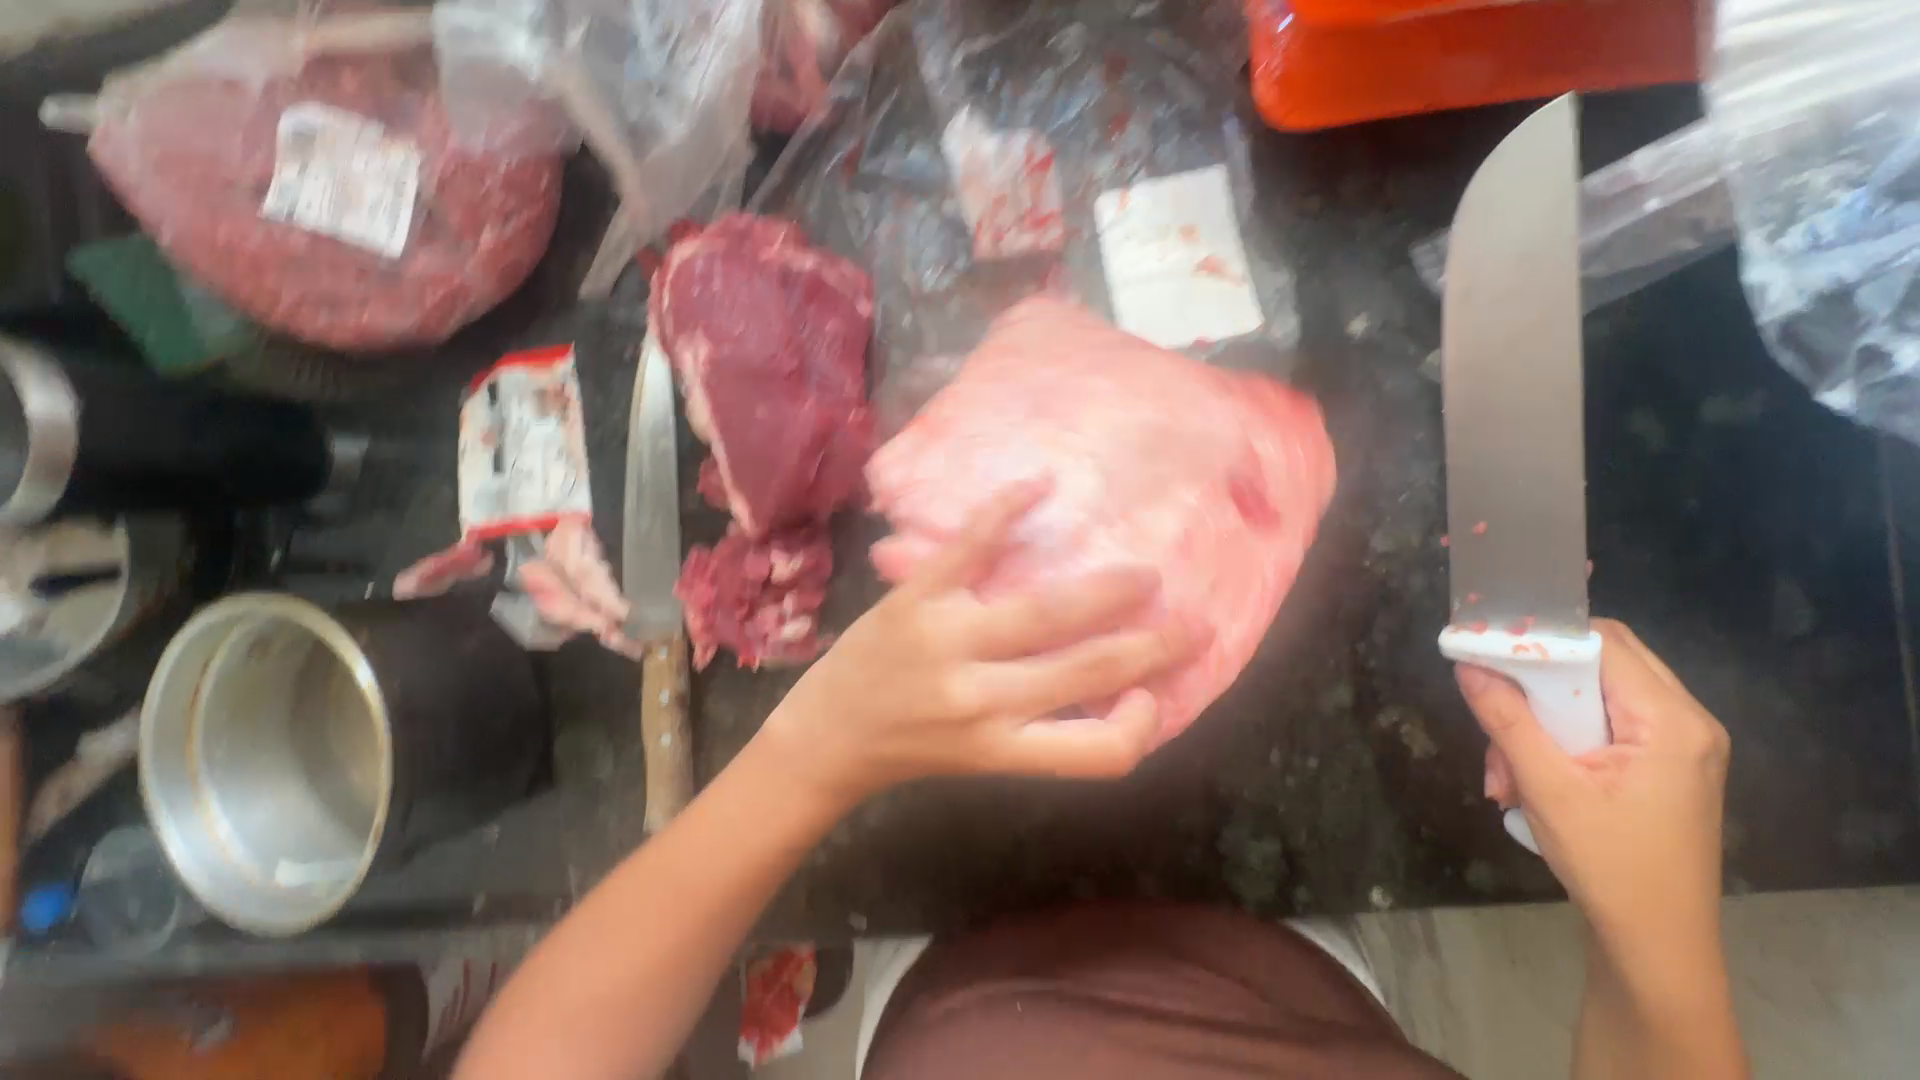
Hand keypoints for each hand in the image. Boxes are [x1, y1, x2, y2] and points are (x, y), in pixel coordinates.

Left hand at [755, 479, 1207, 805]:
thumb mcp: (980, 758)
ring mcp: (945, 642)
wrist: (826, 736)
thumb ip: (1040, 728)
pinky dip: (1006, 508)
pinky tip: (1040, 486)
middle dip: (1155, 645)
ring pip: (1044, 609)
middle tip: (1195, 621)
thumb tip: (1114, 686)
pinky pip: (970, 546)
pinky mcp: (914, 598)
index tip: (1151, 697)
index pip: (1096, 754)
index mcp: (1001, 749)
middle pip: (1087, 670)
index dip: (1140, 726)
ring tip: (1145, 575)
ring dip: (1108, 590)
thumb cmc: (910, 748)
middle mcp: (979, 701)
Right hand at [1456, 619, 1729, 951]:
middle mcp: (1687, 722)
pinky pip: (1603, 726)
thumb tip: (1467, 665)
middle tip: (1494, 717)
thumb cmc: (1608, 863)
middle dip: (1535, 686)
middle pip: (1600, 664)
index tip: (1487, 651)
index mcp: (1671, 722)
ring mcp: (1680, 745)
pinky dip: (1559, 741)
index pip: (1603, 643)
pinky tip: (1528, 781)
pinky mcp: (1665, 766)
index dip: (1542, 639)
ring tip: (1505, 772)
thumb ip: (1506, 720)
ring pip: (1593, 697)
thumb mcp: (1547, 788)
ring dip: (1539, 722)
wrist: (1655, 942)